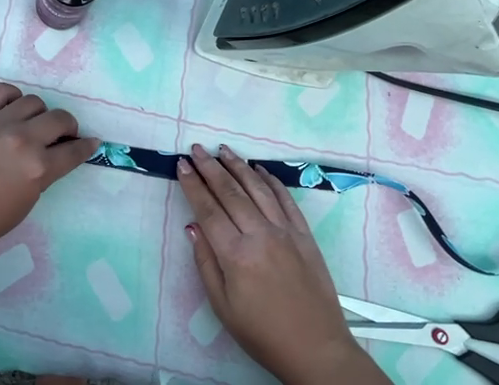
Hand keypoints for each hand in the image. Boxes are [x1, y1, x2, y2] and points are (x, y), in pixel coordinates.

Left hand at [0, 83, 100, 252]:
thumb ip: (45, 173)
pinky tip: (13, 108)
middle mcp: (23, 140)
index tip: (91, 142)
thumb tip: (59, 154)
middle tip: (63, 134)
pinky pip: (3, 92)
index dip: (86, 146)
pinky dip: (13, 97)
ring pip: (33, 101)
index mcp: (39, 168)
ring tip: (33, 123)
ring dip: (40, 113)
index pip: (73, 150)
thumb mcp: (29, 200)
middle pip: (59, 118)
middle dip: (67, 127)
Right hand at [177, 145, 382, 384]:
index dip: (193, 185)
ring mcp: (285, 232)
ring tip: (223, 150)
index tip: (181, 164)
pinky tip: (259, 170)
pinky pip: (286, 200)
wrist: (316, 351)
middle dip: (211, 167)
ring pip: (258, 189)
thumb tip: (192, 226)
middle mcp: (260, 235)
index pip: (208, 209)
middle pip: (231, 192)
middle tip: (196, 148)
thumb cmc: (263, 334)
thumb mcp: (222, 307)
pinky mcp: (305, 236)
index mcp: (236, 255)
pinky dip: (271, 180)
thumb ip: (205, 263)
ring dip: (238, 166)